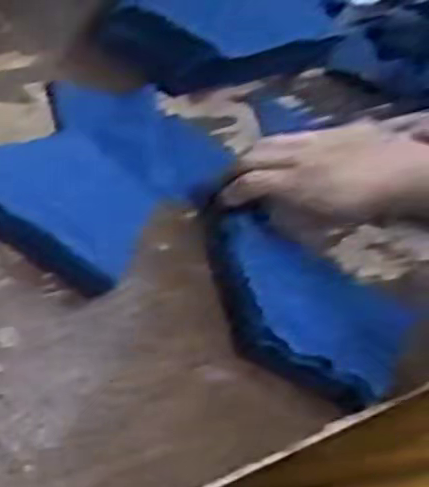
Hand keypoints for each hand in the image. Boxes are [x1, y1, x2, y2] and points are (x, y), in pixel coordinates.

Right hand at [219, 119, 428, 219]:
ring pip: (274, 140)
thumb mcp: (307, 219)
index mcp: (291, 179)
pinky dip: (287, 146)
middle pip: (253, 154)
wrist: (417, 176)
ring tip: (251, 168)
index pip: (244, 182)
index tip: (218, 207)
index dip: (225, 195)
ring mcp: (326, 136)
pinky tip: (290, 157)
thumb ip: (274, 209)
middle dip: (232, 171)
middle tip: (224, 185)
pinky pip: (305, 134)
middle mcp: (304, 153)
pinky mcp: (348, 128)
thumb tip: (250, 206)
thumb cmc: (358, 206)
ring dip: (255, 155)